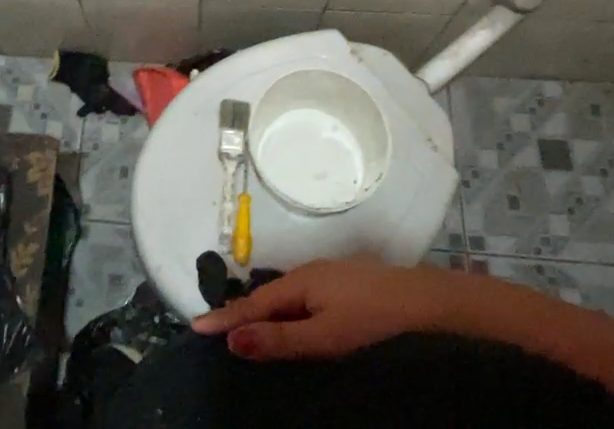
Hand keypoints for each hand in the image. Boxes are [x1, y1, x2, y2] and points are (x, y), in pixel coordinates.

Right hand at [190, 258, 459, 359]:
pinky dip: (283, 307)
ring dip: (261, 310)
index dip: (225, 319)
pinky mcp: (340, 281)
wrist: (418, 298)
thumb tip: (233, 341)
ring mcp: (325, 275)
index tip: (195, 326)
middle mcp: (306, 272)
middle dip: (239, 312)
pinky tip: (288, 317)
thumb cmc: (369, 318)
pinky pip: (299, 294)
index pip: (252, 306)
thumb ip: (279, 340)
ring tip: (242, 324)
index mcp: (298, 283)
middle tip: (213, 327)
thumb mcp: (323, 337)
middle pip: (265, 296)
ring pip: (284, 294)